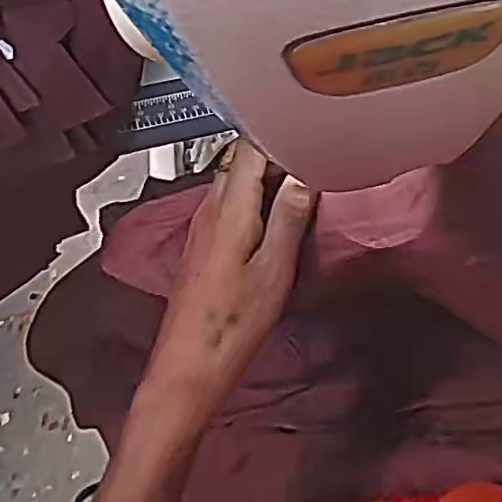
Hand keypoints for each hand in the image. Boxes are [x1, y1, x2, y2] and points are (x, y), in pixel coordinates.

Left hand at [140, 141, 318, 418]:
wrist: (186, 369)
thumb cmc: (231, 325)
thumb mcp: (274, 269)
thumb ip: (289, 215)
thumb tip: (304, 174)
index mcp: (228, 209)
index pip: (249, 146)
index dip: (279, 132)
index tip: (309, 131)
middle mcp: (209, 209)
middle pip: (242, 160)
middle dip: (278, 153)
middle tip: (314, 158)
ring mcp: (203, 226)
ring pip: (236, 181)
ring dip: (268, 178)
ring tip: (302, 184)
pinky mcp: (203, 244)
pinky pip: (232, 203)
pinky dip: (256, 199)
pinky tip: (277, 217)